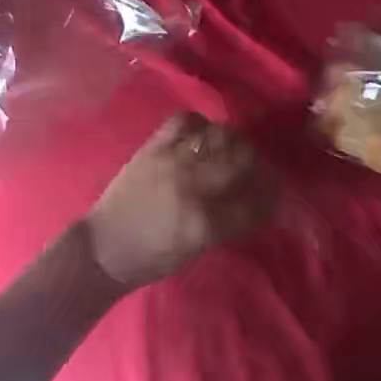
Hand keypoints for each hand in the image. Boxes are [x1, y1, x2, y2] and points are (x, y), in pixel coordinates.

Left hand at [86, 113, 276, 289]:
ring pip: (219, 135)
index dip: (271, 196)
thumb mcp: (198, 249)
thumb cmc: (152, 258)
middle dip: (259, 165)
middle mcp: (191, 185)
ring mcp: (171, 161)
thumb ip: (229, 223)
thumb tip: (257, 200)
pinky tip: (203, 136)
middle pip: (243, 159)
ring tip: (235, 150)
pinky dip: (200, 125)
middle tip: (259, 170)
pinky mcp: (153, 148)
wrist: (104, 248)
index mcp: (204, 222)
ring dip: (235, 141)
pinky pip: (185, 121)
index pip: (254, 203)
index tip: (276, 193)